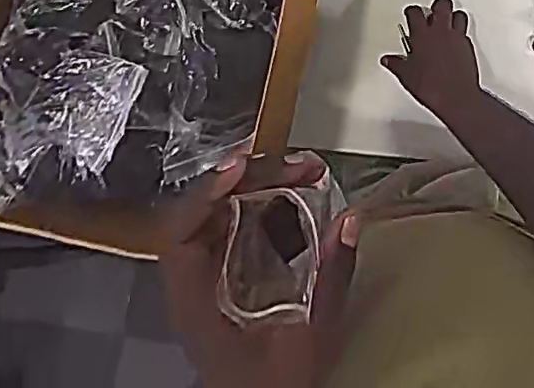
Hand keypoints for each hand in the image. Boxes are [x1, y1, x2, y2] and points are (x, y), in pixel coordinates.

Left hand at [160, 153, 359, 387]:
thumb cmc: (276, 384)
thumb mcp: (310, 339)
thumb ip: (331, 280)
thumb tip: (350, 219)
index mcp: (199, 304)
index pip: (183, 236)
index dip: (207, 195)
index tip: (240, 168)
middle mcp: (196, 282)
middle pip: (211, 210)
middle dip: (254, 179)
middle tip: (300, 167)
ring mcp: (209, 274)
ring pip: (225, 211)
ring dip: (261, 185)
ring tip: (304, 170)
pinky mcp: (226, 271)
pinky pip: (237, 223)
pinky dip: (263, 201)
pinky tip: (294, 191)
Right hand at [382, 0, 483, 119]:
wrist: (456, 96)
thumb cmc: (432, 86)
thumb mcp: (407, 76)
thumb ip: (397, 64)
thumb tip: (388, 60)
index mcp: (422, 35)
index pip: (415, 12)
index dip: (412, 11)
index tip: (410, 13)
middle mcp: (440, 31)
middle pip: (441, 4)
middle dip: (436, 6)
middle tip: (432, 12)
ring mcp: (456, 36)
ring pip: (458, 13)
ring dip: (452, 16)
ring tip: (447, 21)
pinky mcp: (468, 45)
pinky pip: (465, 31)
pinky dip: (460, 32)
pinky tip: (455, 39)